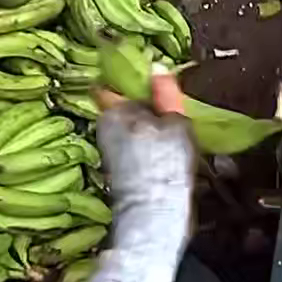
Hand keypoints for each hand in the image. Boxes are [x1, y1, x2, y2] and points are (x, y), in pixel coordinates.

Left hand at [94, 72, 193, 211]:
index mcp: (115, 110)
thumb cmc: (167, 165)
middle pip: (121, 104)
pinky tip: (162, 150)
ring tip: (169, 131)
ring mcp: (107, 147)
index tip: (148, 80)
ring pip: (126, 124)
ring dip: (143, 124)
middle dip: (139, 104)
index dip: (126, 79)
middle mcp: (104, 126)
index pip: (111, 84)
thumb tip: (157, 66)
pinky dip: (142, 141)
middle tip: (168, 107)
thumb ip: (166, 93)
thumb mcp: (176, 123)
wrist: (154, 214)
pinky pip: (128, 142)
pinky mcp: (114, 167)